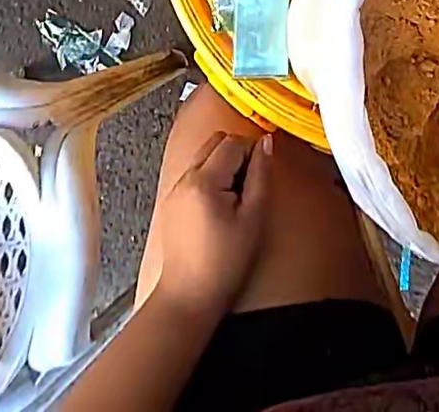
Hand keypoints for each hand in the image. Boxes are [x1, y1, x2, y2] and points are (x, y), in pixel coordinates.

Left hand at [152, 131, 272, 317]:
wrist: (188, 298)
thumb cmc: (224, 263)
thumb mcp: (253, 217)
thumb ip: (261, 174)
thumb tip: (267, 143)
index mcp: (204, 181)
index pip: (234, 142)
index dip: (253, 152)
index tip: (260, 176)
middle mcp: (185, 179)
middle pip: (216, 140)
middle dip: (237, 151)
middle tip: (249, 182)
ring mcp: (175, 189)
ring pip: (204, 153)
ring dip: (224, 162)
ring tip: (235, 195)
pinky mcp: (171, 201)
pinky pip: (195, 172)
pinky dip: (210, 175)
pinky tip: (220, 204)